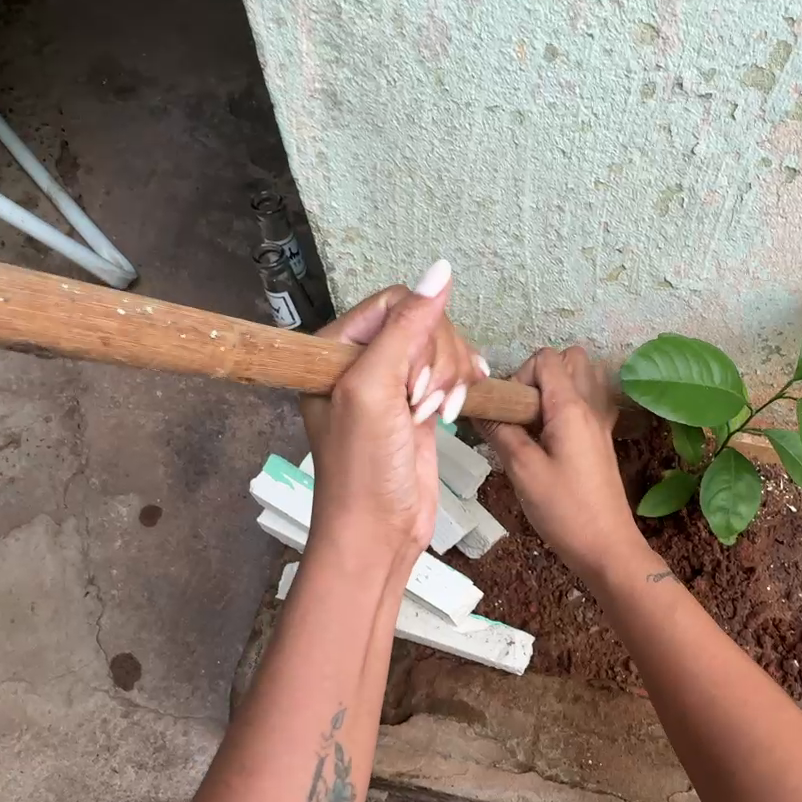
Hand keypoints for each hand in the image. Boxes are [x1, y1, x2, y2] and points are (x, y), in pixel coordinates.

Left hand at [300, 262, 484, 568]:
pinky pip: (450, 374)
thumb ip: (406, 328)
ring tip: (441, 413)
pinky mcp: (418, 408)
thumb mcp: (375, 390)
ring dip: (451, 377)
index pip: (395, 303)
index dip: (417, 335)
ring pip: (441, 349)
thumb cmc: (363, 469)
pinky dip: (462, 384)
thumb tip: (441, 269)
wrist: (378, 532)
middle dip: (437, 362)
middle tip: (424, 406)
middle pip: (424, 324)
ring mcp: (393, 386)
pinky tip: (465, 401)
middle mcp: (363, 362)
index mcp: (335, 349)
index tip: (411, 383)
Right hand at [482, 346, 646, 580]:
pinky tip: (552, 436)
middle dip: (538, 376)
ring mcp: (600, 424)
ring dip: (555, 390)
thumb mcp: (523, 471)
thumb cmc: (564, 510)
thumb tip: (479, 409)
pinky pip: (588, 405)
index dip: (519, 375)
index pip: (545, 359)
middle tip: (522, 413)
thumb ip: (500, 433)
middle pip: (568, 360)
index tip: (508, 412)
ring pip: (581, 379)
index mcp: (571, 407)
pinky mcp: (602, 442)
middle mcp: (591, 407)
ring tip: (535, 423)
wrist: (607, 547)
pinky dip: (569, 408)